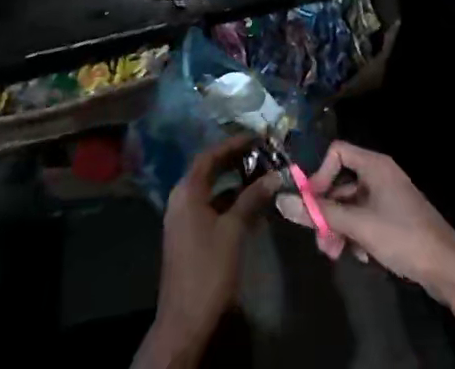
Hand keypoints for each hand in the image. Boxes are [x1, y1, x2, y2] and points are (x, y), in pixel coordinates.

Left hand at [136, 135, 277, 366]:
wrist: (185, 317)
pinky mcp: (187, 233)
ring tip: (260, 174)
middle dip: (234, 160)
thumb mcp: (233, 230)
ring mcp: (182, 217)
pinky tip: (248, 204)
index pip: (209, 156)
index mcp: (186, 191)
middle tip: (261, 153)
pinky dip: (227, 200)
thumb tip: (274, 175)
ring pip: (210, 189)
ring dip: (232, 181)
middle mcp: (180, 198)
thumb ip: (251, 199)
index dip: (232, 144)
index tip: (256, 138)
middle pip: (208, 170)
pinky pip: (208, 205)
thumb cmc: (209, 268)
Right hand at [275, 141, 454, 296]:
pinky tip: (361, 257)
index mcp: (375, 166)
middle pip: (340, 184)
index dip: (320, 175)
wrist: (449, 269)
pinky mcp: (394, 220)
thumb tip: (281, 200)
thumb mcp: (356, 225)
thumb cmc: (402, 236)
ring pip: (350, 206)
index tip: (312, 202)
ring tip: (335, 254)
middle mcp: (380, 176)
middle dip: (327, 212)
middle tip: (319, 240)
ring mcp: (388, 198)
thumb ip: (319, 213)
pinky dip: (357, 236)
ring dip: (339, 228)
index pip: (337, 153)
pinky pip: (364, 219)